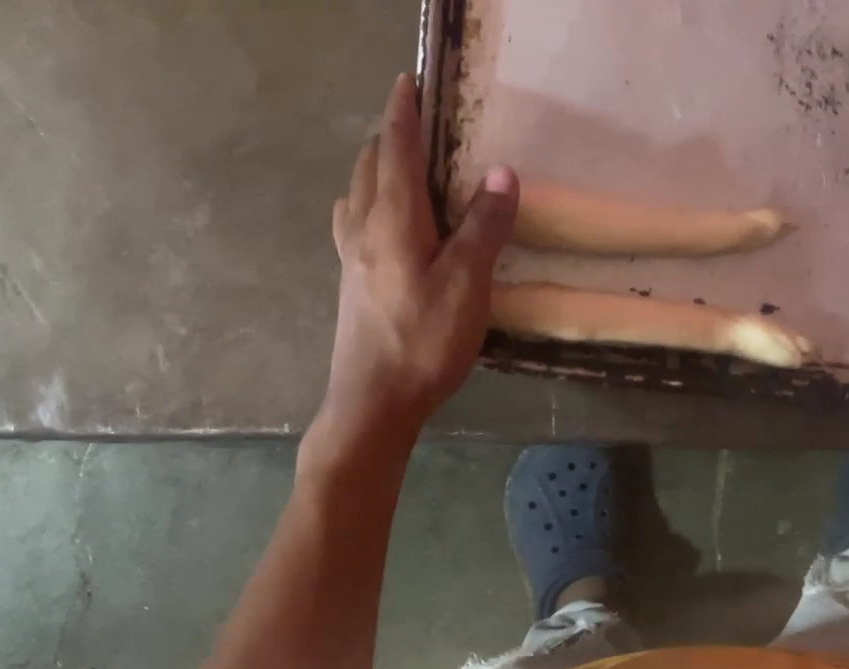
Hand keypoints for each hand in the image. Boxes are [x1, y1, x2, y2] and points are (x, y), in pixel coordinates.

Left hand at [314, 73, 518, 453]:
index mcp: (392, 219)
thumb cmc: (422, 343)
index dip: (405, 112)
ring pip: (355, 198)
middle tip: (415, 127)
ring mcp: (349, 262)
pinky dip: (365, 208)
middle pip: (368, 167)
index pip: (396, 147)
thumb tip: (500, 173)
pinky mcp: (348, 291)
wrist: (372, 405)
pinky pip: (352, 229)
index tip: (411, 82)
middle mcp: (363, 231)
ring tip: (398, 172)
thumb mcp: (466, 285)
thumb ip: (484, 227)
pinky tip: (378, 231)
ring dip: (373, 173)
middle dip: (388, 138)